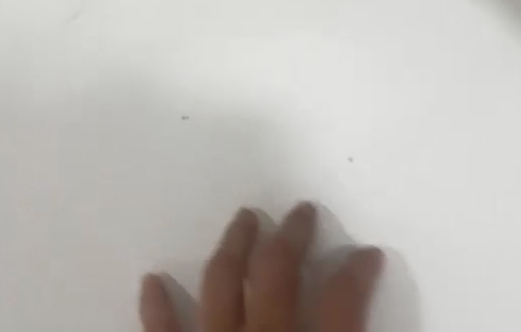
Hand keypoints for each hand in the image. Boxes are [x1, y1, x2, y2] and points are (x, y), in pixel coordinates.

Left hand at [138, 203, 385, 331]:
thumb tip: (364, 308)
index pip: (343, 302)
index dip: (358, 273)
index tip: (369, 252)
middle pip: (276, 275)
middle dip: (291, 237)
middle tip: (302, 210)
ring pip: (221, 286)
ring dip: (233, 248)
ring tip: (244, 218)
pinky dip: (156, 309)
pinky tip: (152, 281)